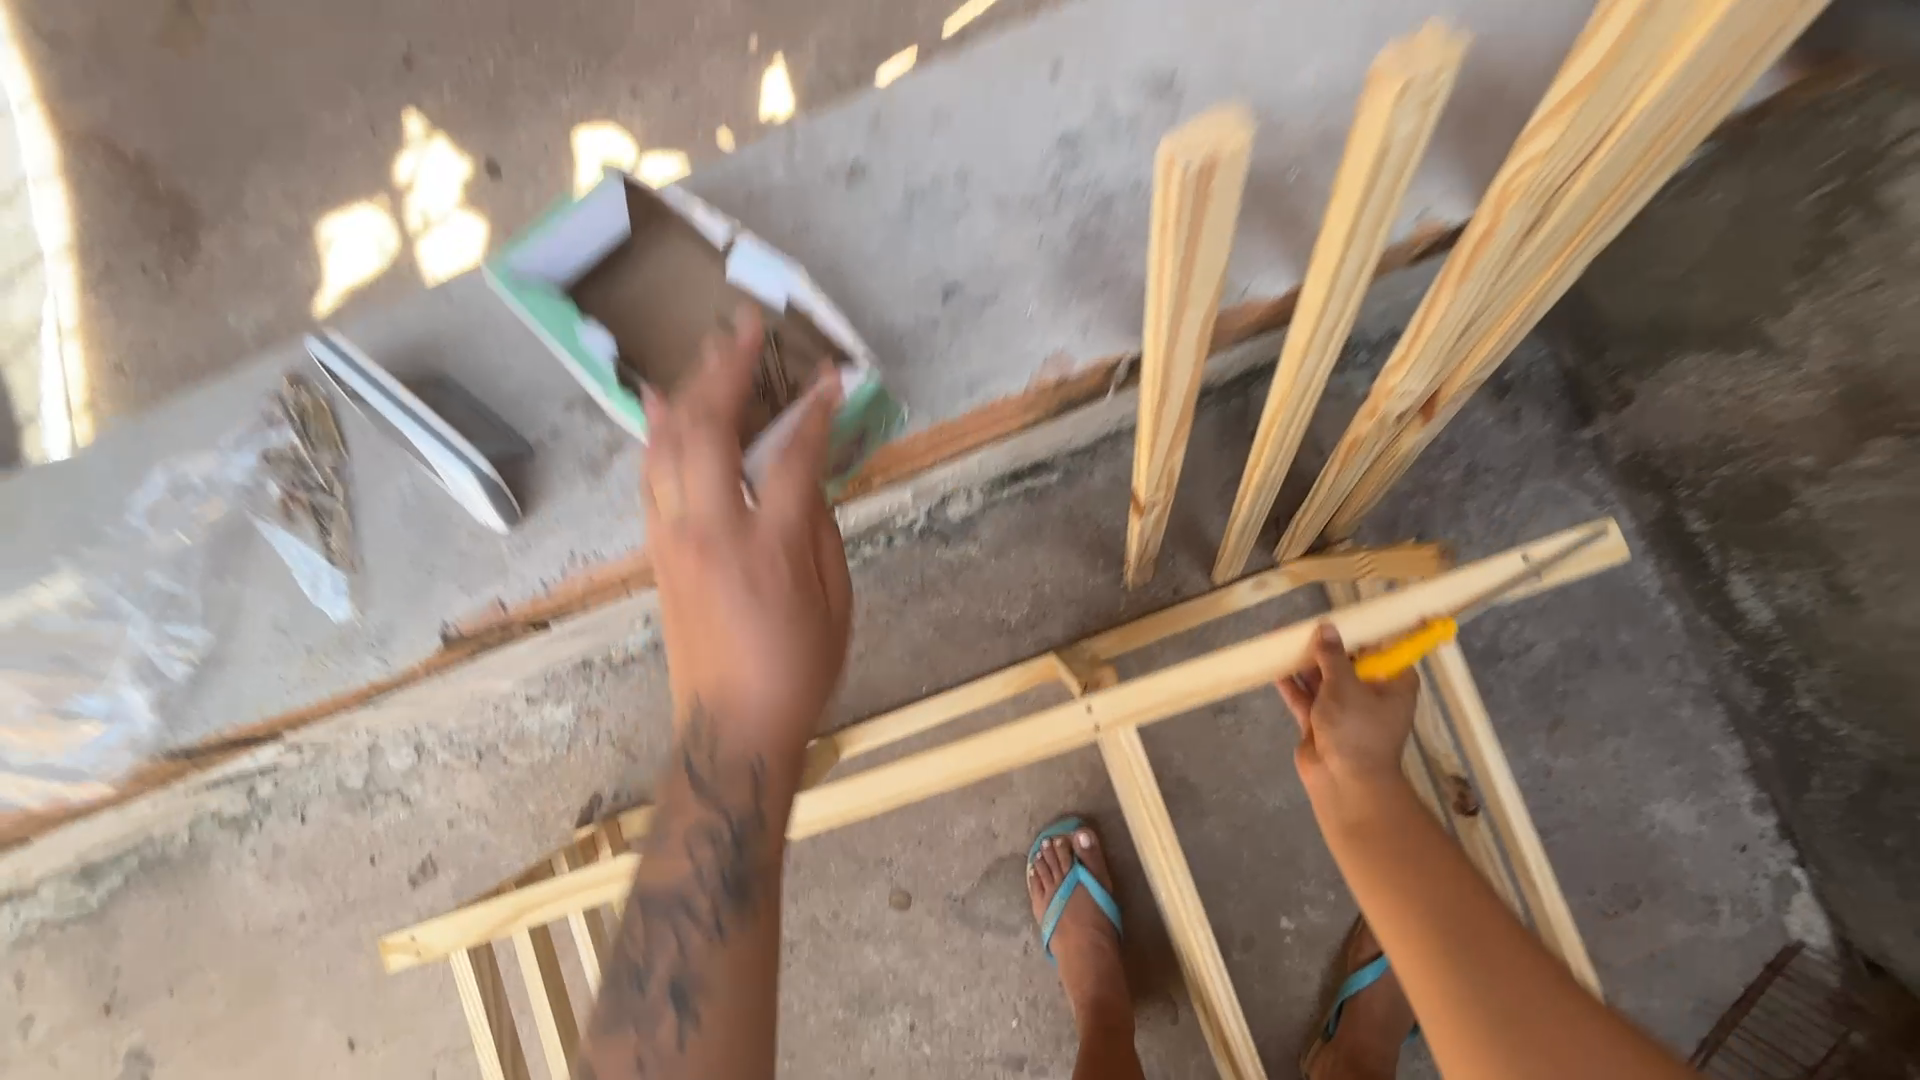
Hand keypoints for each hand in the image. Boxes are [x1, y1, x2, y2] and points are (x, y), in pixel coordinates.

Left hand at [640, 304, 851, 755]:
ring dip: (687, 389)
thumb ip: (821, 527)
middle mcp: (711, 529)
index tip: (829, 375)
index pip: (793, 453)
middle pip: (710, 428)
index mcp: (771, 545)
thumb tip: (807, 474)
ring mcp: (673, 539)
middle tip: (744, 326)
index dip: (814, 408)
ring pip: (666, 444)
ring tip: (704, 352)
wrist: (732, 726)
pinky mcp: (655, 551)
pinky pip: (651, 475)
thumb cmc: (799, 668)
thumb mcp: (836, 599)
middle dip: (727, 369)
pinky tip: (660, 404)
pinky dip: (657, 431)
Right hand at [1276, 624, 1418, 811]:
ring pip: (1324, 680)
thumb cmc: (1356, 729)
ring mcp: (1344, 711)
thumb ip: (1333, 655)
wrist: (1342, 781)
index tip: (1346, 619)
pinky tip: (1276, 668)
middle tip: (1306, 626)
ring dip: (1305, 664)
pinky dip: (1293, 685)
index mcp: (1392, 686)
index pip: (1384, 652)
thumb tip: (1327, 627)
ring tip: (1284, 640)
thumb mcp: (1344, 685)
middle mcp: (1371, 696)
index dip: (1365, 636)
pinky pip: (1306, 698)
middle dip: (1327, 648)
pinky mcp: (1320, 723)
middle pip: (1348, 664)